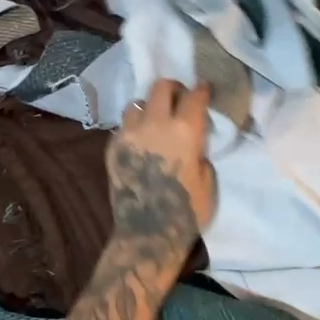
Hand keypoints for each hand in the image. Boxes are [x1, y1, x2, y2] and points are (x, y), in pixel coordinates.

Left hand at [109, 79, 216, 234]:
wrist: (148, 232)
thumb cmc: (187, 211)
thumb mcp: (208, 180)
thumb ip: (200, 151)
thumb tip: (192, 141)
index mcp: (185, 130)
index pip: (194, 96)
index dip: (201, 90)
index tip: (203, 88)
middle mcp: (155, 123)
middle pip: (160, 87)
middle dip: (172, 88)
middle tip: (178, 98)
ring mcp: (129, 133)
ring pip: (136, 103)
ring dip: (148, 107)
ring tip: (154, 120)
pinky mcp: (112, 146)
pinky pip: (123, 125)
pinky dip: (133, 127)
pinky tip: (140, 140)